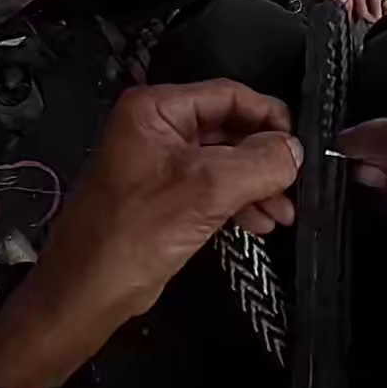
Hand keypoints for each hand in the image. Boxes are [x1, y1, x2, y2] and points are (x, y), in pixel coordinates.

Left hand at [0, 80, 302, 387]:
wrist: (87, 292)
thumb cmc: (133, 234)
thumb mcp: (206, 190)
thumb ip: (259, 163)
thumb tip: (295, 150)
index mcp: (156, 109)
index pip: (228, 95)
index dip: (268, 117)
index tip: (299, 144)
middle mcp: (157, 129)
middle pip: (229, 129)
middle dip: (265, 159)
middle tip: (295, 184)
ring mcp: (161, 164)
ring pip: (225, 162)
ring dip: (257, 185)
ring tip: (282, 213)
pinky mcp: (165, 196)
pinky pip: (212, 188)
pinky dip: (238, 202)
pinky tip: (260, 223)